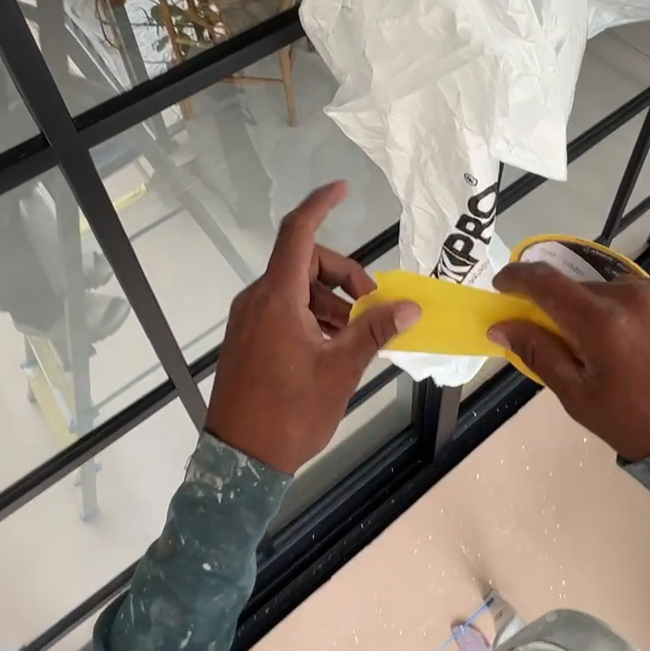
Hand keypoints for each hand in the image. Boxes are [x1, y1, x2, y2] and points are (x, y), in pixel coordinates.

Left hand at [205, 182, 420, 473]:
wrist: (240, 461)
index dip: (320, 205)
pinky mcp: (248, 337)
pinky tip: (332, 345)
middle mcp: (258, 299)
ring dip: (330, 301)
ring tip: (355, 335)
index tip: (343, 189)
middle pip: (305, 262)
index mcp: (277, 297)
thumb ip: (375, 331)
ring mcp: (250, 318)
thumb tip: (409, 307)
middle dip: (343, 275)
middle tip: (371, 306)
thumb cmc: (290, 412)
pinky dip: (312, 316)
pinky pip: (284, 309)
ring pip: (296, 288)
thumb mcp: (341, 370)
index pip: (298, 233)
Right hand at [489, 263, 649, 461]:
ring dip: (600, 308)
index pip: (545, 281)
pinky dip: (633, 310)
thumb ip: (537, 352)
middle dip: (564, 307)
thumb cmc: (638, 424)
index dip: (516, 277)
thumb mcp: (578, 398)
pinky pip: (644, 293)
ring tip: (612, 345)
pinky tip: (642, 340)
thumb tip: (500, 325)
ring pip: (612, 288)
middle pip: (579, 287)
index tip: (503, 285)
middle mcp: (633, 295)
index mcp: (603, 323)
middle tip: (566, 339)